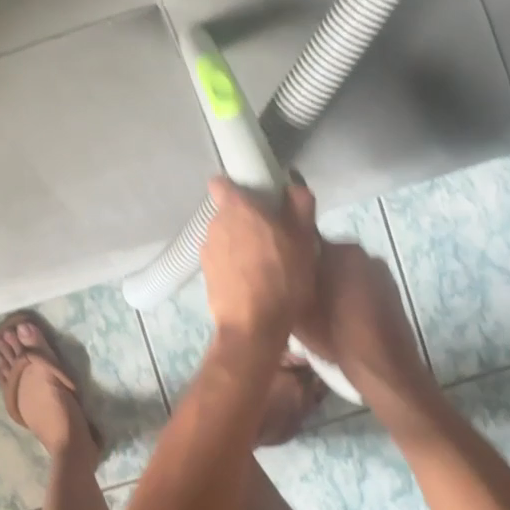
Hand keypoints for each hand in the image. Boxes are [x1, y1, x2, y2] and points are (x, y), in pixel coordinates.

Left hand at [200, 177, 318, 348]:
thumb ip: (299, 206)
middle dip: (245, 219)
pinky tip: (252, 282)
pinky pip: (221, 260)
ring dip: (239, 243)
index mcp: (237, 209)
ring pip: (224, 237)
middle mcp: (215, 225)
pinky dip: (233, 265)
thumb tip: (293, 187)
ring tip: (264, 263)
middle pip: (227, 212)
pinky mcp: (205, 275)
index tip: (256, 198)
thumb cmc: (283, 277)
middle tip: (272, 235)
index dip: (235, 186)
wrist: (254, 326)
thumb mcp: (304, 239)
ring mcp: (207, 251)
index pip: (221, 183)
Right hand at [294, 242, 429, 399]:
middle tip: (297, 295)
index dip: (293, 260)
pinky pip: (362, 285)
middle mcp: (363, 253)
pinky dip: (350, 295)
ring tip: (318, 309)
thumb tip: (280, 271)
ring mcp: (381, 271)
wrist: (385, 369)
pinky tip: (341, 317)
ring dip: (332, 284)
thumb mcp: (299, 313)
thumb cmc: (337, 337)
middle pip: (328, 256)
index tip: (282, 277)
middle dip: (314, 272)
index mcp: (341, 251)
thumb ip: (288, 284)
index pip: (307, 242)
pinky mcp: (391, 290)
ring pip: (345, 272)